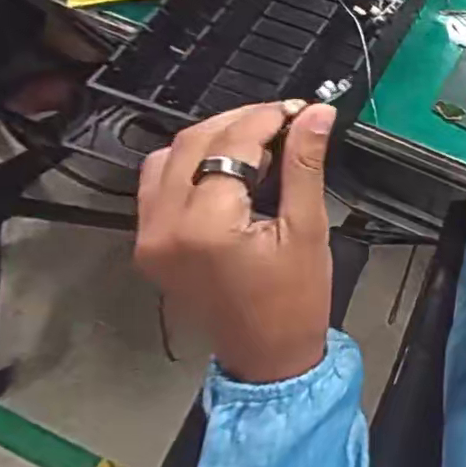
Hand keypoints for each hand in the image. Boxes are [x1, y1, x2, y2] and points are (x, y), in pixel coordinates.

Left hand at [134, 100, 336, 382]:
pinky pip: (158, 182)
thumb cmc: (294, 302)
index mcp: (206, 226)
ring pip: (170, 155)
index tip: (300, 110)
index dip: (270, 117)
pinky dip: (190, 161)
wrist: (268, 356)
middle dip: (243, 120)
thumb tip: (316, 115)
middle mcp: (164, 227)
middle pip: (195, 141)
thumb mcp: (308, 228)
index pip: (233, 144)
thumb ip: (305, 163)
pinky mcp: (149, 243)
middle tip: (285, 119)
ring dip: (214, 136)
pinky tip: (225, 165)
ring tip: (258, 140)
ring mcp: (149, 236)